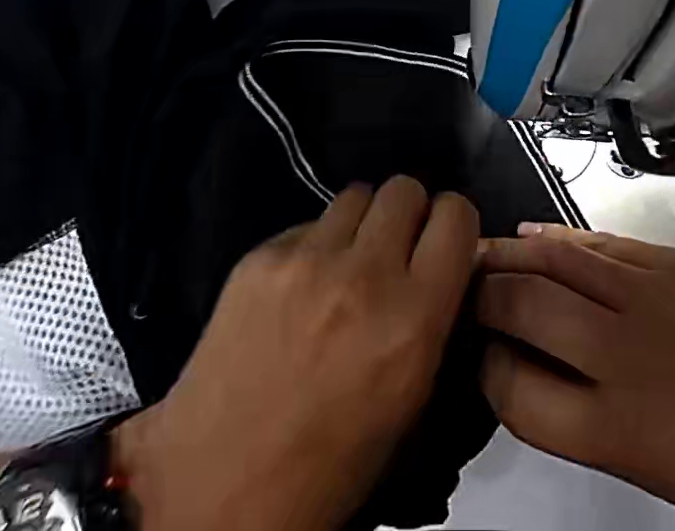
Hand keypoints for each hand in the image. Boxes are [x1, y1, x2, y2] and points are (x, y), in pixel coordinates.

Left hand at [113, 176, 479, 530]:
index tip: (443, 240)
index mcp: (414, 317)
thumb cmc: (331, 459)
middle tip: (396, 247)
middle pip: (404, 189)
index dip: (453, 223)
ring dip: (362, 222)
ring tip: (348, 261)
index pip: (456, 215)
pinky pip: (307, 224)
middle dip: (408, 213)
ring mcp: (306, 260)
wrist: (219, 484)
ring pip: (357, 194)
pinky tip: (300, 286)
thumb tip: (447, 264)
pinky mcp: (259, 258)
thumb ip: (436, 314)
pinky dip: (315, 244)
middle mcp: (364, 275)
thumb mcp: (413, 394)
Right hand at [476, 224, 674, 525]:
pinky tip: (528, 237)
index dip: (485, 369)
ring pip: (552, 261)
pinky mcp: (669, 261)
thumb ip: (572, 418)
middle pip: (521, 307)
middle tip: (462, 290)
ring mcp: (648, 296)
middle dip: (480, 296)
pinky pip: (595, 243)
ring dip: (505, 254)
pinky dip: (554, 237)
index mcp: (613, 426)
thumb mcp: (643, 467)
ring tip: (476, 251)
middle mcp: (622, 354)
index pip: (512, 388)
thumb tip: (518, 367)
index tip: (480, 357)